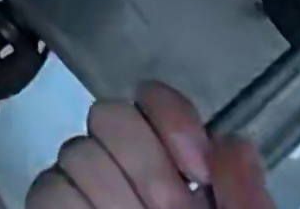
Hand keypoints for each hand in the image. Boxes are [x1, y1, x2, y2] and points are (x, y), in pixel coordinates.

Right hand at [27, 82, 275, 208]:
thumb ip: (249, 202)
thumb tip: (234, 139)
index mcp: (181, 175)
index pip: (154, 101)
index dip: (168, 116)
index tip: (197, 167)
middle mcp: (128, 170)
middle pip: (109, 114)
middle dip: (142, 163)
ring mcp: (85, 188)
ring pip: (79, 152)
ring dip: (115, 199)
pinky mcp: (49, 203)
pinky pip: (51, 186)